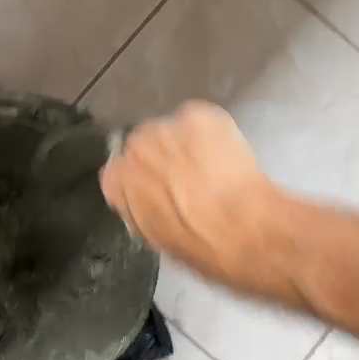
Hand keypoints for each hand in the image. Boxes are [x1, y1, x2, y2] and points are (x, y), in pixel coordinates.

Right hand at [99, 101, 283, 283]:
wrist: (240, 227)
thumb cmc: (196, 243)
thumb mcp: (153, 236)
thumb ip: (137, 208)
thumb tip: (143, 200)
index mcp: (117, 180)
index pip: (117, 171)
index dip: (140, 180)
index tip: (156, 189)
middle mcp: (134, 148)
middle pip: (142, 144)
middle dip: (160, 158)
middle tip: (186, 178)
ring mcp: (167, 127)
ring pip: (171, 129)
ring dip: (185, 144)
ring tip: (208, 167)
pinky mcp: (199, 116)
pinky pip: (200, 119)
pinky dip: (210, 133)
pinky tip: (223, 155)